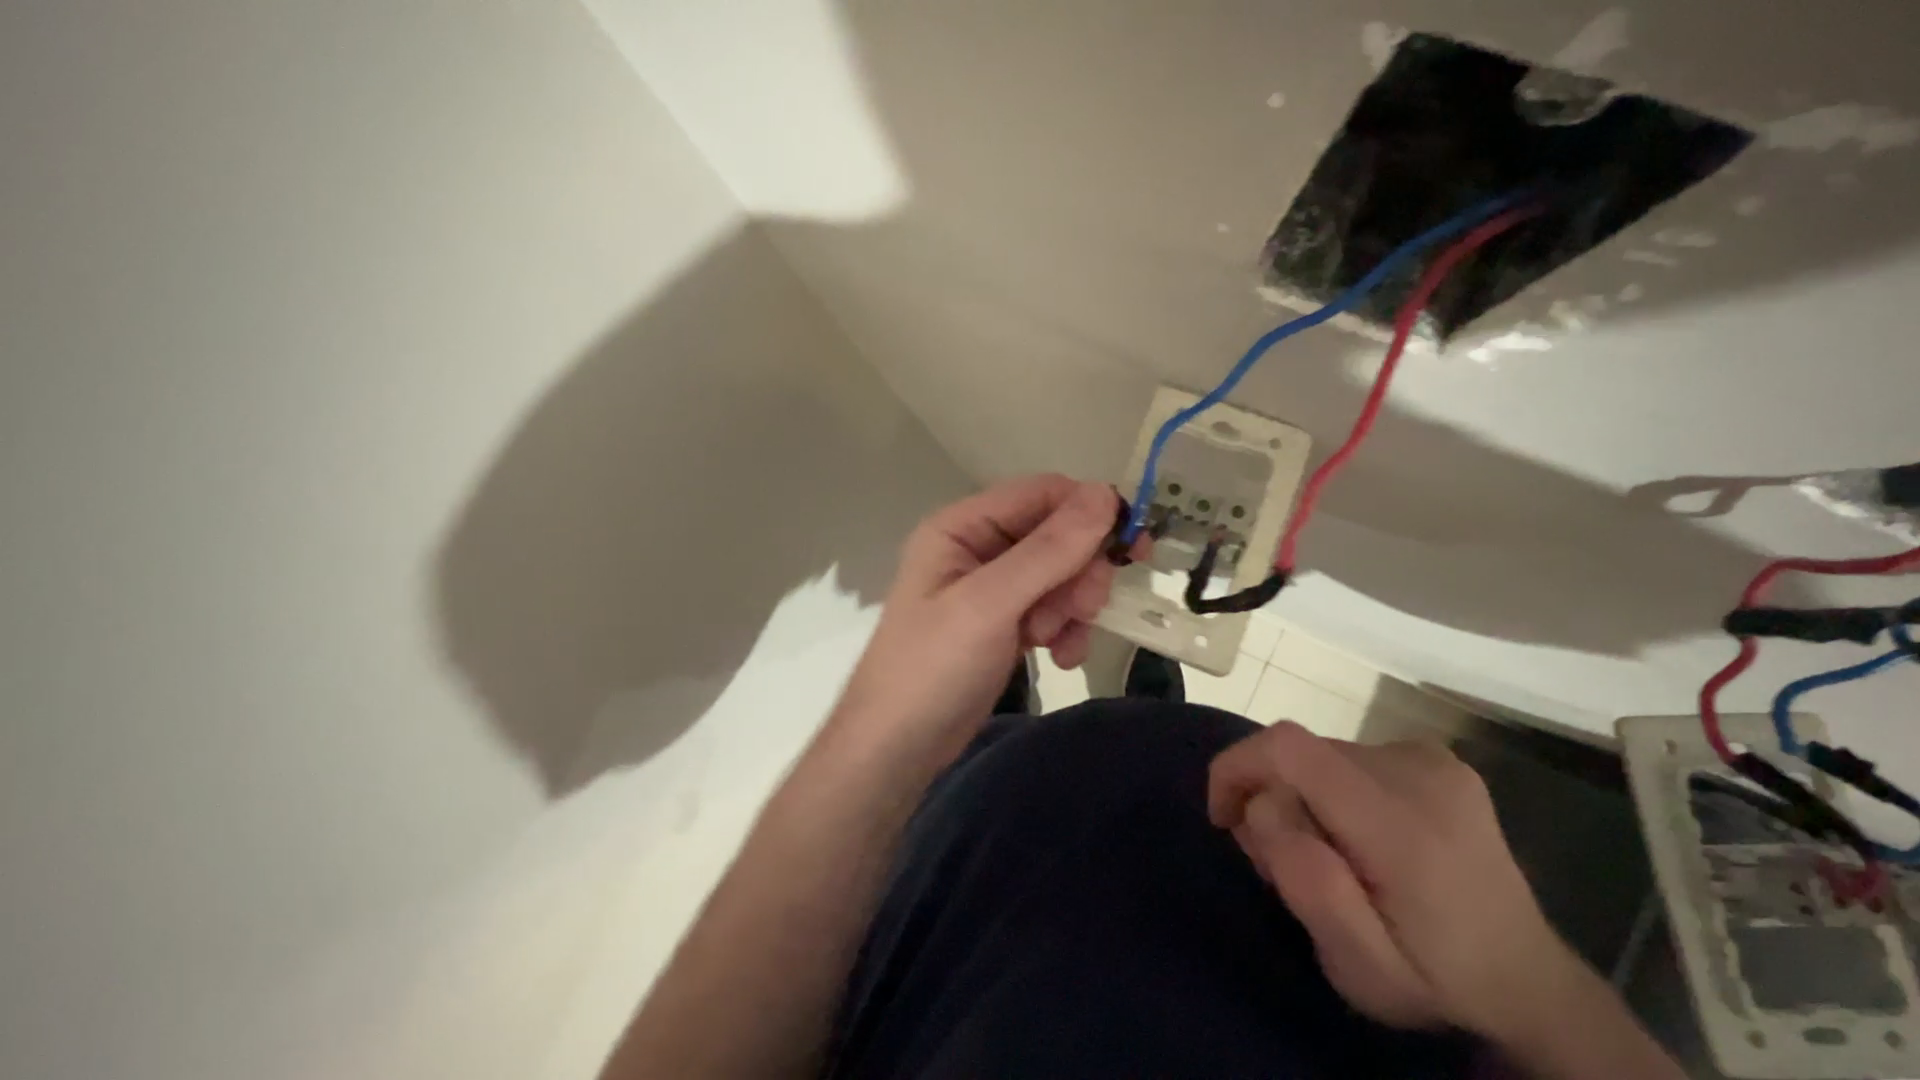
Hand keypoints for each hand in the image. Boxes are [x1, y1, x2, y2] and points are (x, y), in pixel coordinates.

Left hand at [834, 475, 1140, 752]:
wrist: (898, 748)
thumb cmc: (933, 668)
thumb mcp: (990, 604)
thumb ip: (1048, 550)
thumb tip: (1104, 494)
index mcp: (961, 527)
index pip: (1041, 494)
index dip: (1090, 512)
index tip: (1134, 545)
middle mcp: (977, 549)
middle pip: (1057, 536)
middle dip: (1079, 573)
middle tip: (1083, 610)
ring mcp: (991, 591)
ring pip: (1061, 577)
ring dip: (1072, 608)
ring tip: (1055, 642)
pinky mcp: (1003, 626)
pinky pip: (1052, 612)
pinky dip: (1065, 632)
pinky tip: (1059, 658)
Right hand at [1208, 723, 1582, 1037]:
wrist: (1528, 982)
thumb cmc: (1434, 981)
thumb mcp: (1359, 967)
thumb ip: (1307, 882)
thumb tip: (1265, 807)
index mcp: (1400, 823)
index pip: (1290, 748)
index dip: (1237, 768)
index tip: (1225, 820)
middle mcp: (1419, 772)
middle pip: (1301, 755)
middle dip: (1272, 801)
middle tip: (1288, 868)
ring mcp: (1435, 760)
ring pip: (1323, 755)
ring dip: (1304, 799)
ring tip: (1333, 861)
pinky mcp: (1438, 760)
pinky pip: (1351, 757)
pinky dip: (1333, 790)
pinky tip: (1361, 839)